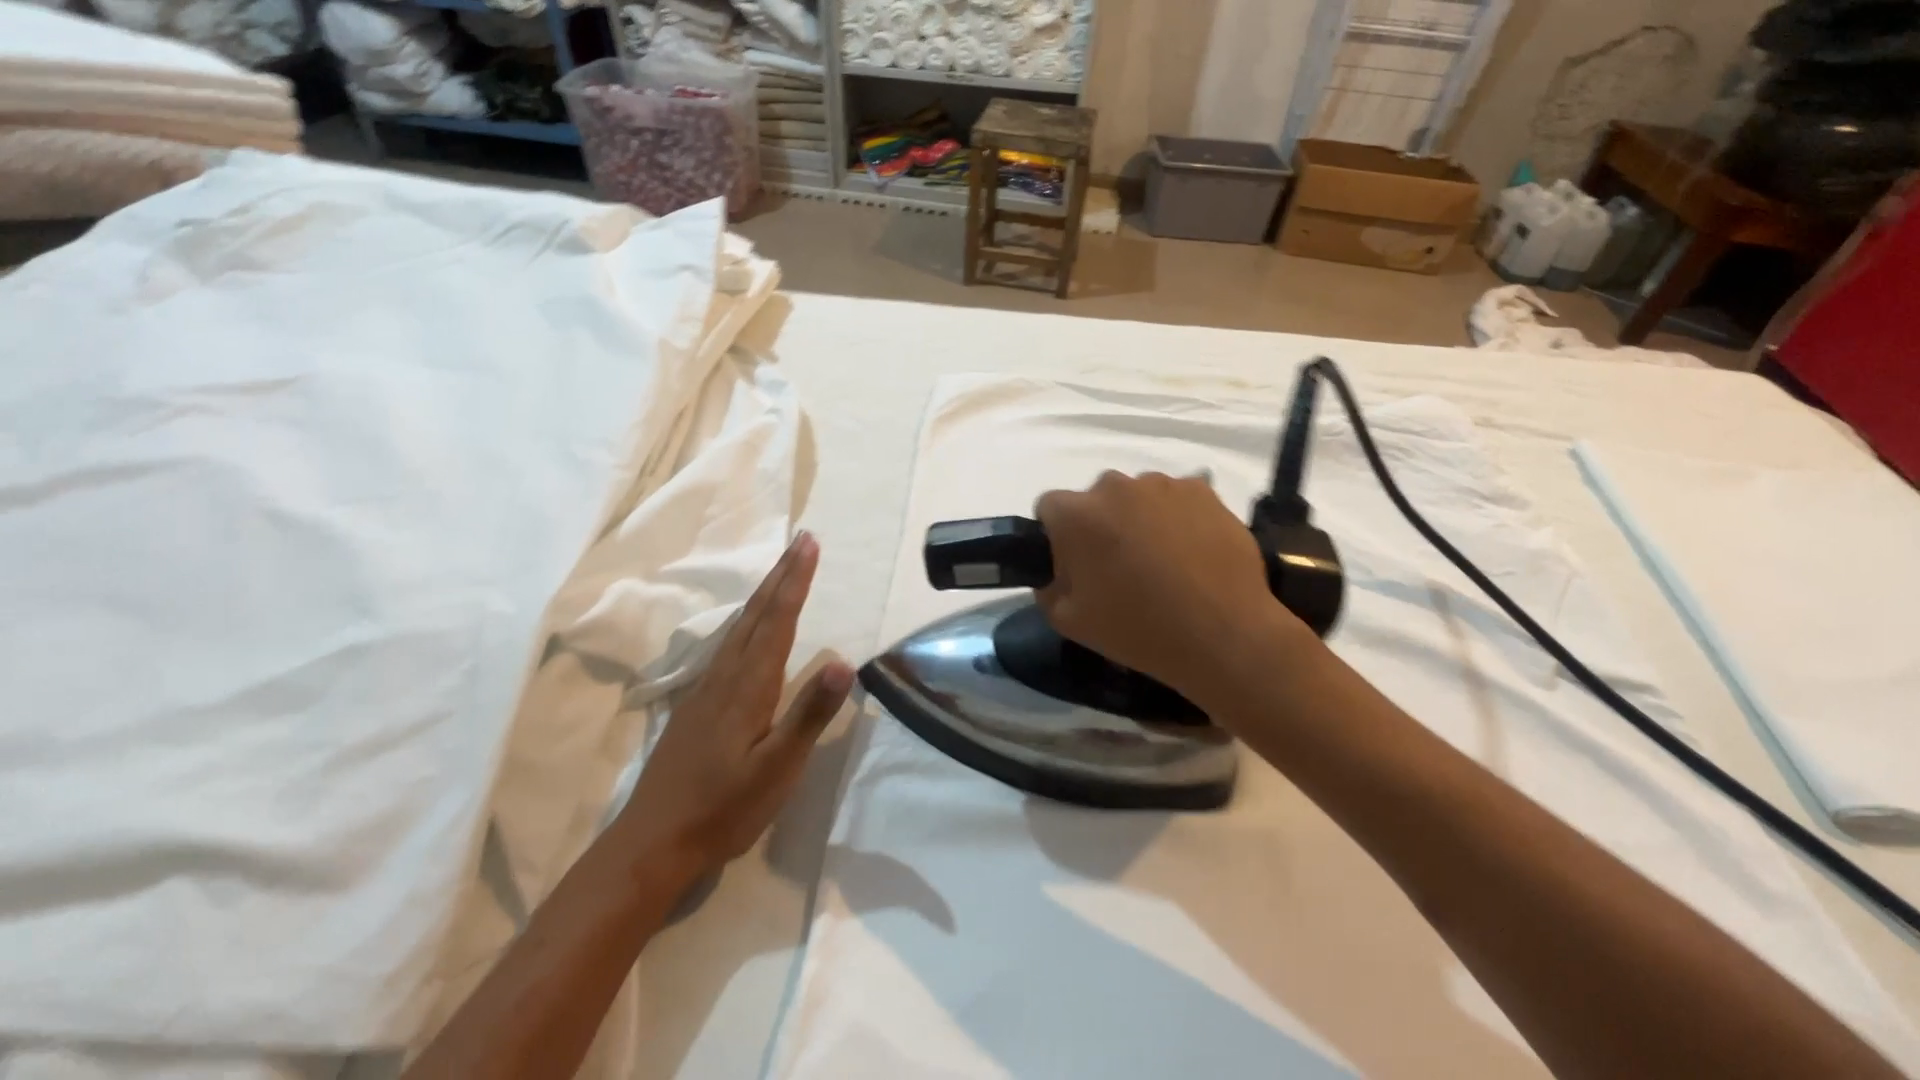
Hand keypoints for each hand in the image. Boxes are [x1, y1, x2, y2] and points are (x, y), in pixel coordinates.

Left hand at [616, 532, 853, 883]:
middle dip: (781, 577)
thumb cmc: (723, 809)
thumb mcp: (776, 769)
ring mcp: (704, 694)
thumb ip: (808, 715)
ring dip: (762, 598)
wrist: (653, 842)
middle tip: (800, 541)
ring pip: (738, 631)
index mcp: (748, 689)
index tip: (808, 543)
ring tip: (779, 575)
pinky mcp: (695, 710)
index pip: (778, 623)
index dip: (795, 582)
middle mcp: (724, 680)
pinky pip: (726, 650)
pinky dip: (745, 625)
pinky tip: (743, 633)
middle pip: (756, 617)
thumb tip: (844, 661)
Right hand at [1034, 472, 1301, 700]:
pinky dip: (1179, 520)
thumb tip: (1057, 572)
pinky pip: (1178, 500)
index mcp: (1075, 515)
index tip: (1075, 566)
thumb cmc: (1137, 629)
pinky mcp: (1204, 491)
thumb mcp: (1067, 621)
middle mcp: (1115, 487)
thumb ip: (1048, 587)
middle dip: (1102, 526)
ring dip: (1141, 521)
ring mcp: (1163, 485)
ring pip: (1139, 498)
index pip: (1049, 508)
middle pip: (1096, 499)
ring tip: (1163, 564)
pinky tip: (1192, 556)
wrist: (1221, 632)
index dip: (1058, 537)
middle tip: (1121, 568)